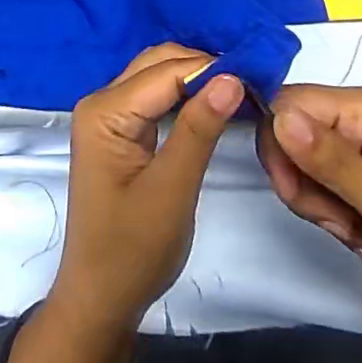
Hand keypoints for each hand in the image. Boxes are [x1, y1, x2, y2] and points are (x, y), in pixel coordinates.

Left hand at [7, 44, 243, 362]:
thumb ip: (199, 129)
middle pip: (158, 64)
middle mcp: (101, 102)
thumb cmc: (132, 249)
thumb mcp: (172, 189)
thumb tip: (231, 77)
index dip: (212, 68)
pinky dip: (186, 95)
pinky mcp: (120, 131)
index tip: (260, 72)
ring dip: (197, 77)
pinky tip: (214, 102)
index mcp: (105, 111)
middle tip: (255, 78)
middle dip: (205, 66)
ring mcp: (108, 116)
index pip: (165, 71)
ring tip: (242, 86)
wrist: (101, 297)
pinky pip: (155, 97)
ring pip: (158, 76)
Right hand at [256, 84, 361, 323]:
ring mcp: (345, 149)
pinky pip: (304, 186)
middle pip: (284, 134)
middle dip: (300, 182)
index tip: (299, 189)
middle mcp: (349, 119)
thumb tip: (280, 117)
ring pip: (290, 164)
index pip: (288, 104)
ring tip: (355, 228)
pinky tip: (357, 232)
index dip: (281, 144)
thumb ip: (334, 162)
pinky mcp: (342, 179)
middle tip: (336, 216)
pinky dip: (321, 214)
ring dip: (312, 204)